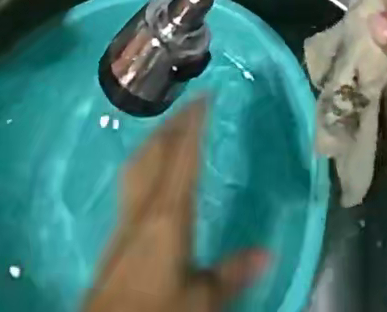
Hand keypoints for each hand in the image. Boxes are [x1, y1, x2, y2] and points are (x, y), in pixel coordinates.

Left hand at [82, 102, 269, 311]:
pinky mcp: (116, 235)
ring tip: (172, 125)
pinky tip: (150, 169)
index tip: (206, 95)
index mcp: (169, 212)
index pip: (184, 155)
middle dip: (175, 122)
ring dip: (157, 137)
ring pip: (140, 162)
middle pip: (158, 151)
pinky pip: (133, 179)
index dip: (195, 122)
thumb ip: (232, 273)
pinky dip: (146, 159)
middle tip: (193, 102)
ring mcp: (126, 218)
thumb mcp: (200, 301)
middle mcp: (144, 206)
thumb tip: (269, 252)